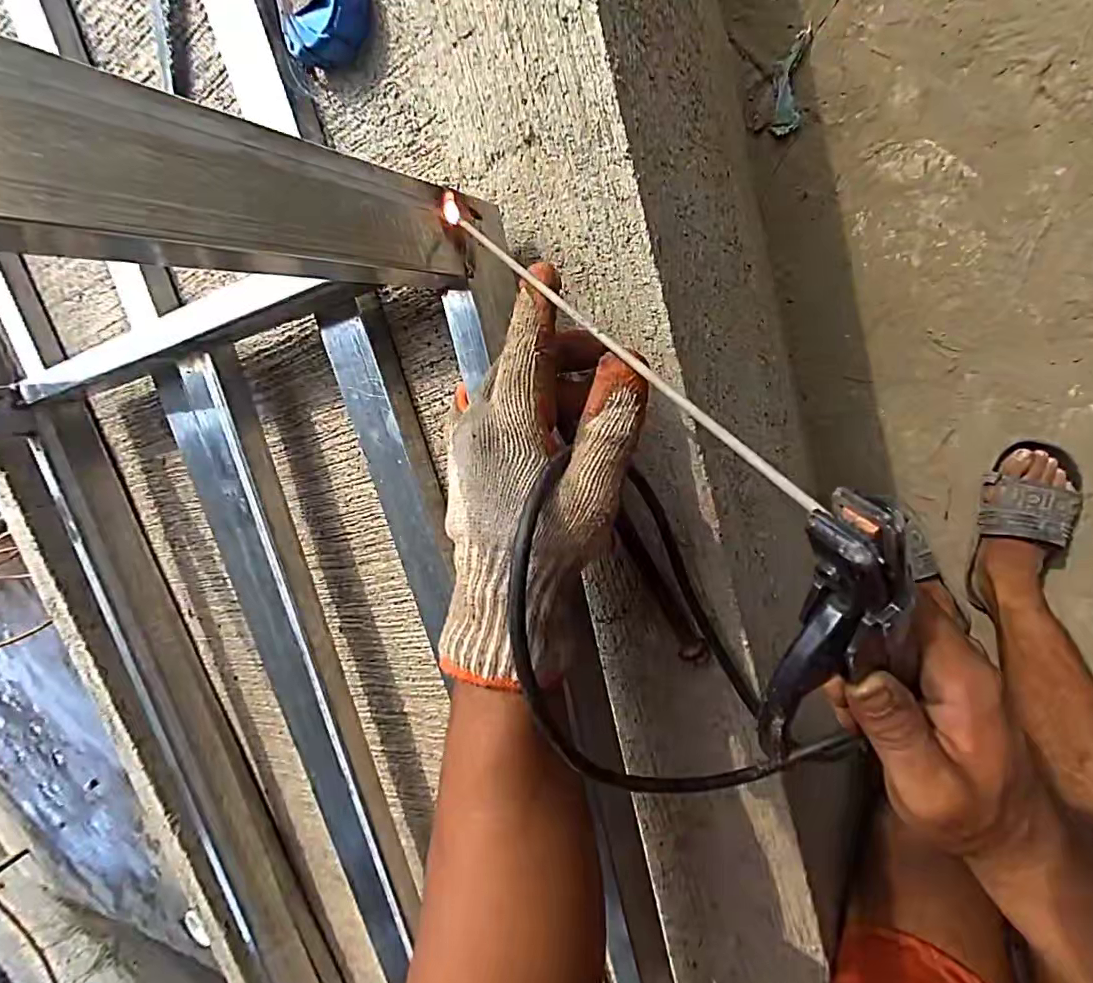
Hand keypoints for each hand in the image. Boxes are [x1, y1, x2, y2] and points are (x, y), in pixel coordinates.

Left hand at [437, 263, 647, 688]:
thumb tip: (624, 373)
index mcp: (508, 425)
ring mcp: (468, 445)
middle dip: (566, 359)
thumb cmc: (546, 549)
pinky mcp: (468, 464)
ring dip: (553, 392)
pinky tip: (553, 433)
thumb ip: (610, 427)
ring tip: (590, 421)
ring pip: (512, 393)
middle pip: (523, 368)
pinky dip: (530, 412)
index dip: (538, 308)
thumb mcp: (592, 489)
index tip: (544, 274)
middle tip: (609, 373)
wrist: (503, 598)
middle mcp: (479, 426)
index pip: (525, 349)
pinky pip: (497, 418)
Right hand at [824, 601, 1060, 869]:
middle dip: (855, 646)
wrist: (1012, 840)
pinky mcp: (942, 686)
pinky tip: (865, 719)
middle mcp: (963, 663)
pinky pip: (896, 663)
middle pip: (897, 620)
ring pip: (891, 641)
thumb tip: (858, 675)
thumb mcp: (924, 782)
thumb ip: (893, 726)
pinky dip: (870, 682)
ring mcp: (953, 673)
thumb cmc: (972, 819)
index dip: (867, 610)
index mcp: (963, 677)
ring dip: (859, 668)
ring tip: (852, 714)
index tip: (834, 639)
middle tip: (839, 693)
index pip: (913, 610)